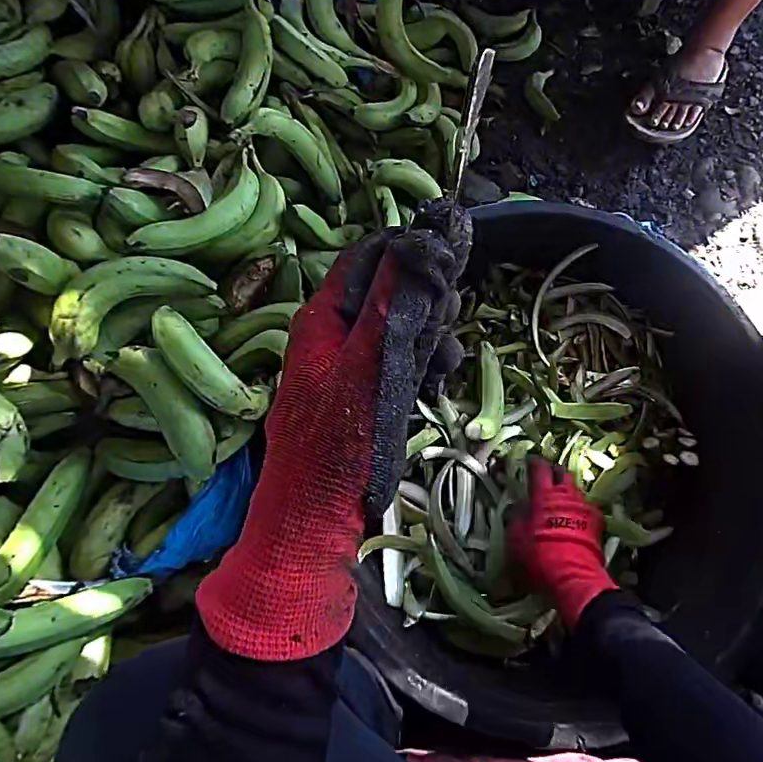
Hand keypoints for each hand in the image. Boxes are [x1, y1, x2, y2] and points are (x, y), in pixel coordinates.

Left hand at [196, 224, 466, 661]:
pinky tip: (436, 380)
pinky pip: (396, 359)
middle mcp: (331, 332)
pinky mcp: (362, 388)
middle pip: (386, 291)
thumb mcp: (366, 369)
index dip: (405, 251)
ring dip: (427, 337)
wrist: (315, 516)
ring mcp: (346, 362)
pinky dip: (420, 363)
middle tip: (446, 326)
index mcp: (322, 318)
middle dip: (424, 303)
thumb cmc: (337, 445)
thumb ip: (388, 307)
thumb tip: (412, 244)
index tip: (446, 260)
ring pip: (398, 326)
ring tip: (444, 364)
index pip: (365, 258)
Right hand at [507, 459, 617, 626]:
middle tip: (546, 479)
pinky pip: (586, 509)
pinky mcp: (597, 524)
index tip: (528, 462)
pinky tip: (574, 520)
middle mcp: (566, 495)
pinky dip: (578, 510)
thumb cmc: (538, 556)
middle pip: (562, 472)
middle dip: (554, 472)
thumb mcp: (515, 538)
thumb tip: (515, 508)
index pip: (539, 467)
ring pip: (575, 490)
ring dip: (567, 493)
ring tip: (559, 502)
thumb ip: (515, 518)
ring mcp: (584, 508)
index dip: (533, 462)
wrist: (573, 577)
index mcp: (543, 494)